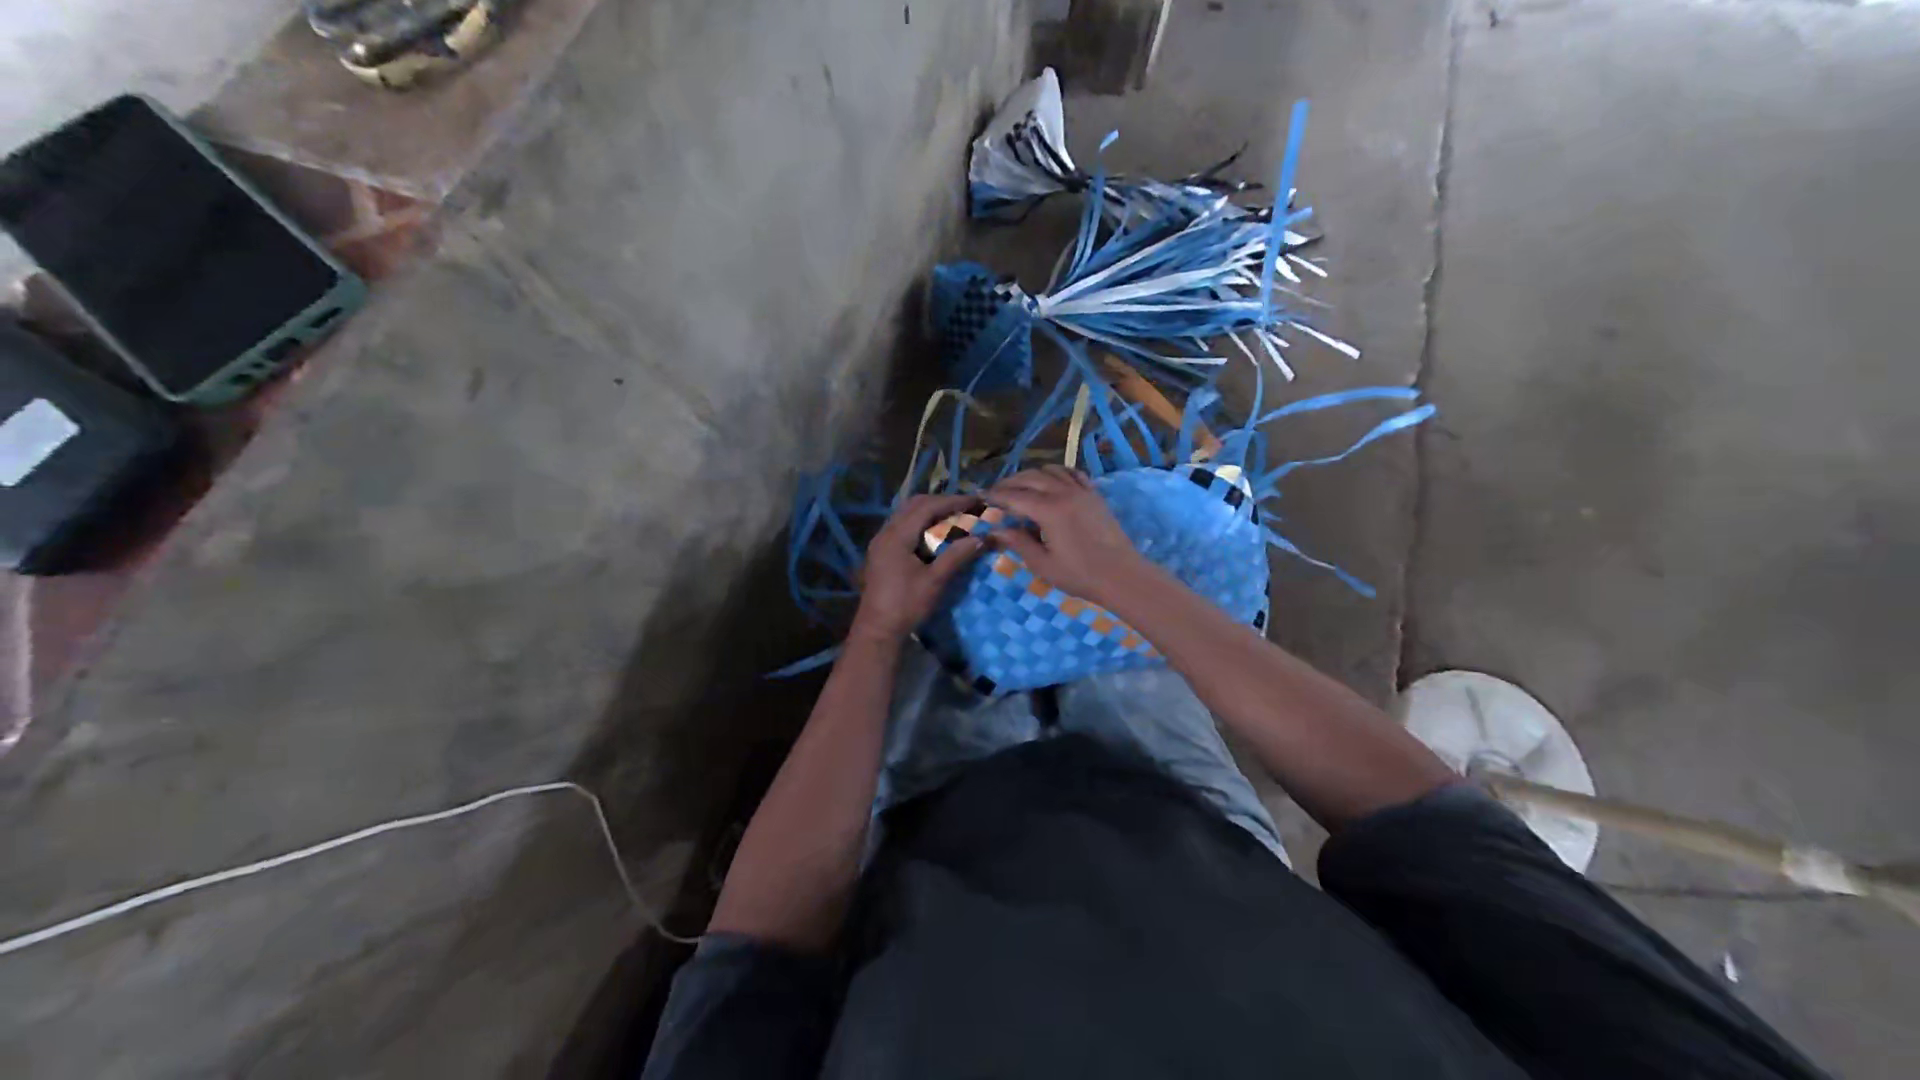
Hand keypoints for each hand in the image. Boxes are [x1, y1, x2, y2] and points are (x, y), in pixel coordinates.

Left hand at [850, 493, 987, 642]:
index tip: (975, 501)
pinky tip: (935, 534)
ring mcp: (881, 542)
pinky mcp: (881, 553)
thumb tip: (982, 537)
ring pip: (906, 515)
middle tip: (965, 507)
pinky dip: (920, 524)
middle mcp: (885, 533)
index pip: (927, 507)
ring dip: (929, 512)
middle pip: (914, 505)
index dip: (952, 501)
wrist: (877, 630)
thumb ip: (957, 556)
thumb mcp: (935, 581)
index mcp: (896, 536)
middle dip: (940, 502)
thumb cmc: (906, 605)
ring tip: (954, 517)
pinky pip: (902, 527)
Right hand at [984, 466, 1149, 607]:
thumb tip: (997, 530)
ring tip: (1020, 485)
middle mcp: (1064, 493)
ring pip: (1052, 470)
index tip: (982, 497)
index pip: (1015, 496)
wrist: (1122, 575)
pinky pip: (1073, 474)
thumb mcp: (1043, 565)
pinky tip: (1051, 480)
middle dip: (1010, 482)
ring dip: (1032, 474)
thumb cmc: (1080, 575)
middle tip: (996, 492)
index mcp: (1049, 510)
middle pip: (1031, 478)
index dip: (996, 495)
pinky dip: (1057, 472)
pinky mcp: (1095, 495)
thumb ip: (1019, 543)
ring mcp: (1082, 491)